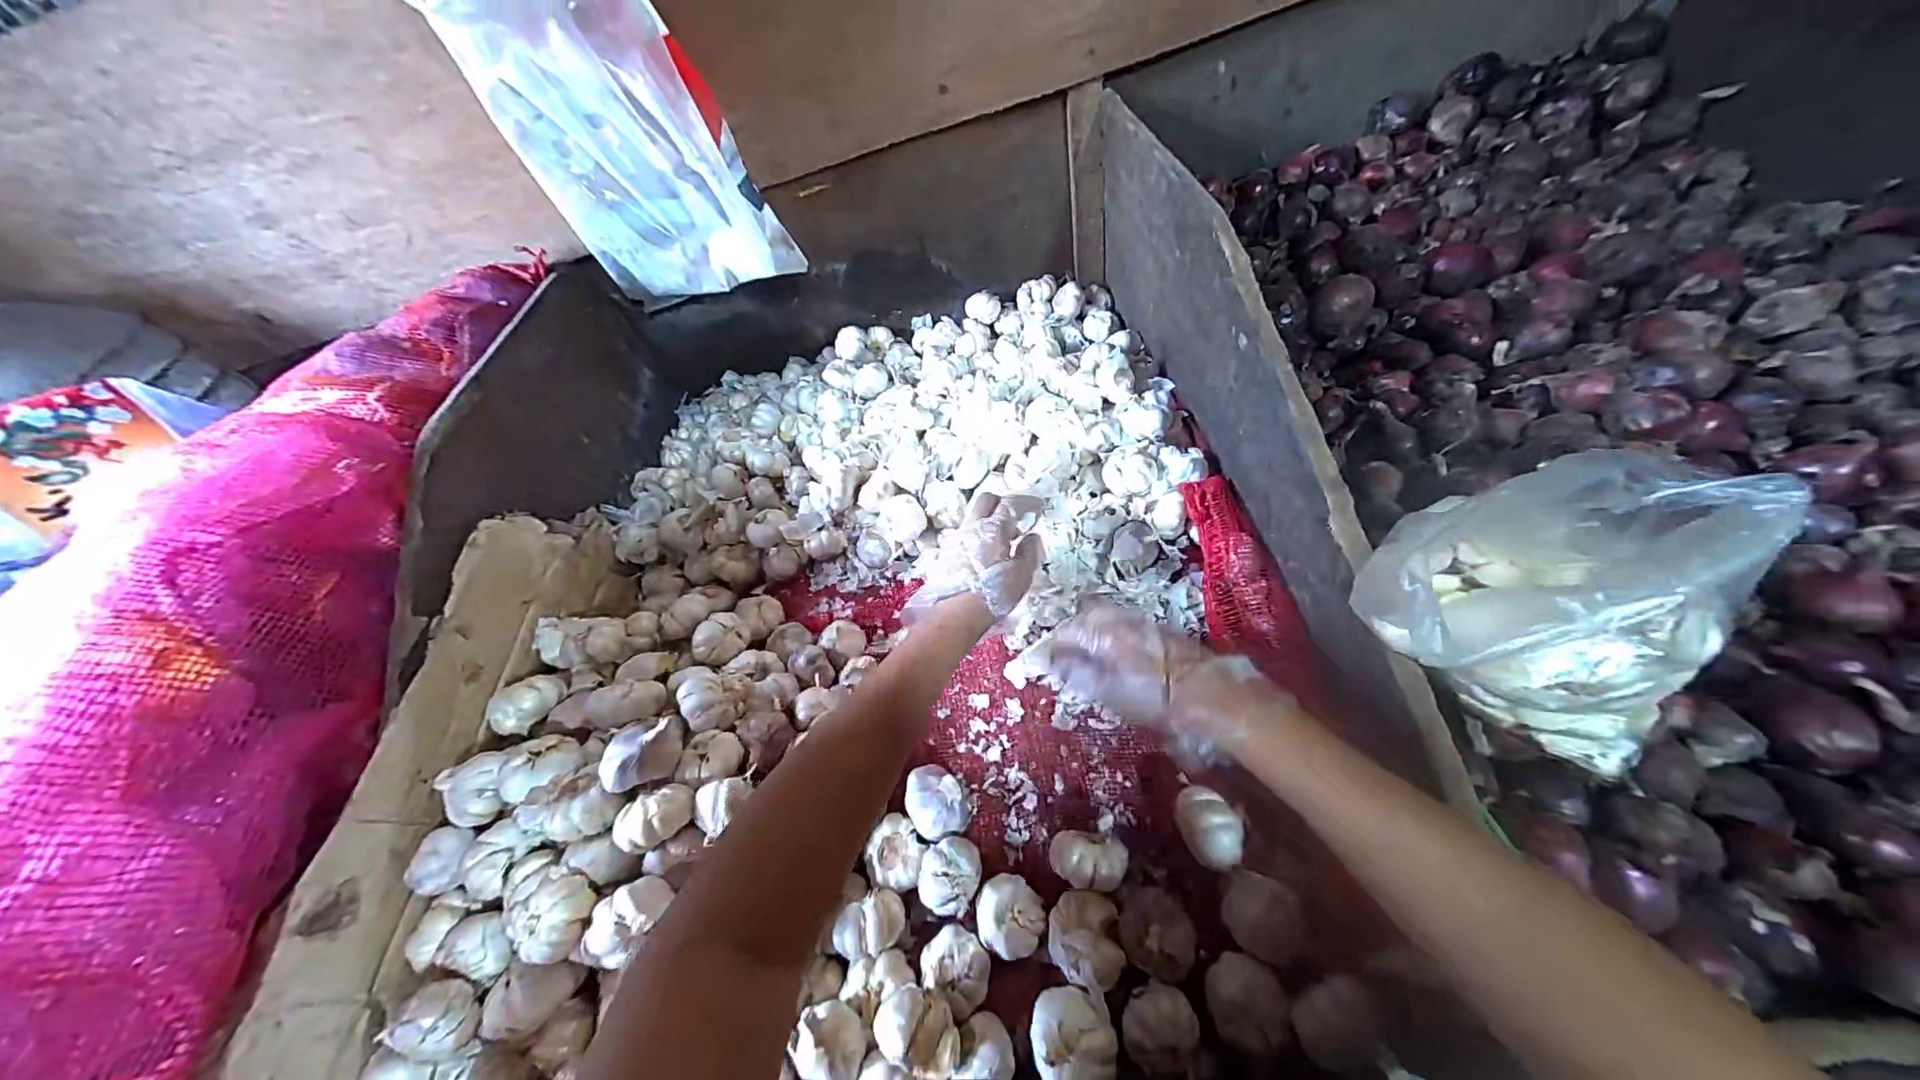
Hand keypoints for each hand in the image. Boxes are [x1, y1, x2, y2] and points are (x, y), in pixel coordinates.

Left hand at [904, 492, 1045, 622]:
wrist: (956, 612)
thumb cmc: (993, 593)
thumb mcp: (1021, 574)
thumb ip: (1029, 552)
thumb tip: (1032, 536)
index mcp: (994, 528)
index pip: (1011, 503)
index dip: (1027, 502)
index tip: (1038, 505)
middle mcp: (972, 527)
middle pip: (986, 500)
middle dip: (1003, 501)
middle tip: (1018, 514)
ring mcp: (957, 539)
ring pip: (975, 517)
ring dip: (990, 520)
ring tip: (1005, 538)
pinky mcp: (948, 553)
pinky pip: (967, 534)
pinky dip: (980, 535)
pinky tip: (988, 552)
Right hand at [1025, 604, 1275, 746]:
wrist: (1211, 695)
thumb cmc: (1156, 698)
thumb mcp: (1110, 691)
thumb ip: (1079, 672)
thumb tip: (1053, 661)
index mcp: (1105, 632)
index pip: (1068, 629)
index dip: (1054, 644)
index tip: (1047, 659)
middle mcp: (1123, 620)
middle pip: (1087, 614)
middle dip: (1073, 631)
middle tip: (1065, 653)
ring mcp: (1144, 623)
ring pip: (1108, 618)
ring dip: (1094, 632)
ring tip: (1088, 656)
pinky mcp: (1161, 632)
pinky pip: (1126, 626)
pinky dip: (1114, 636)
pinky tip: (1118, 657)